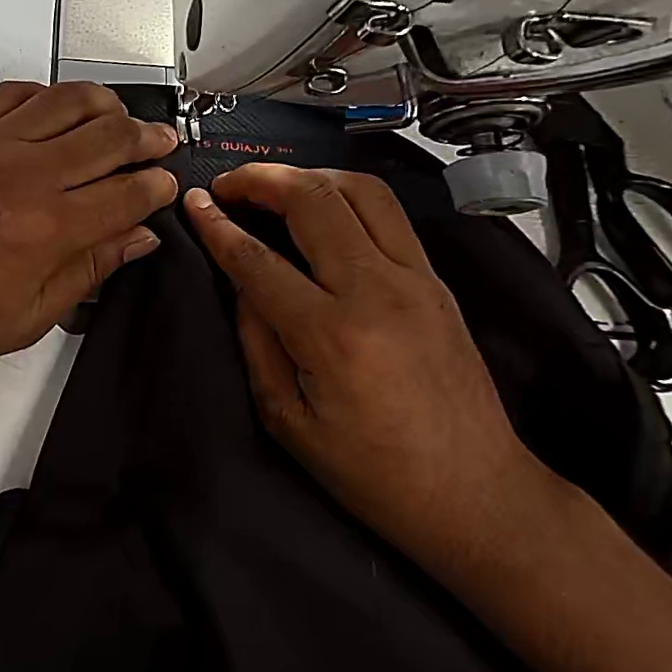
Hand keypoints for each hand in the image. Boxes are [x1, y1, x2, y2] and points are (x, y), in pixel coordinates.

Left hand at [0, 81, 178, 384]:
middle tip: (158, 142)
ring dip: (104, 103)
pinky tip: (52, 107)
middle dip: (146, 137)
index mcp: (51, 229)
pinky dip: (42, 93)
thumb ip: (88, 271)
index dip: (157, 186)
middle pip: (109, 135)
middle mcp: (26, 176)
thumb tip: (135, 240)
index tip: (165, 185)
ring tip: (118, 115)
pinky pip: (10, 94)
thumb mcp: (28, 317)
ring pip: (67, 100)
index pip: (129, 192)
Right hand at [183, 165, 545, 562]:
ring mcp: (417, 280)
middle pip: (313, 201)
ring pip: (360, 190)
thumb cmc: (372, 472)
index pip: (257, 258)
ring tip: (271, 186)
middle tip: (227, 185)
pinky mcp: (437, 281)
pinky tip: (318, 207)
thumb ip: (256, 339)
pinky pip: (387, 213)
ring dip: (306, 176)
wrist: (478, 495)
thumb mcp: (286, 418)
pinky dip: (343, 194)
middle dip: (260, 180)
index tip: (193, 203)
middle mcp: (378, 292)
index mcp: (331, 335)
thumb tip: (240, 282)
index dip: (216, 226)